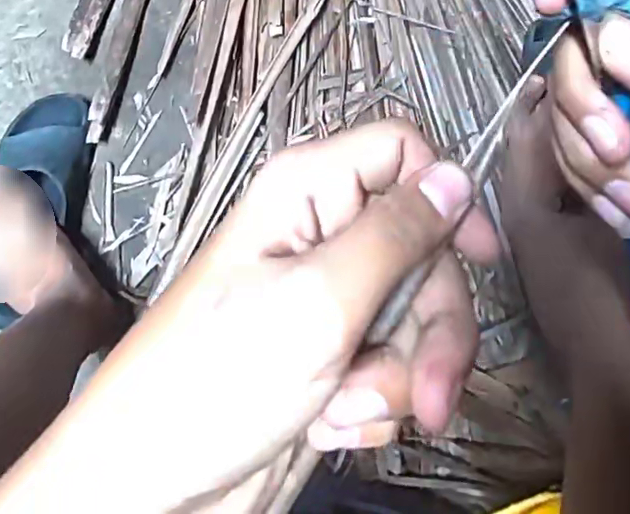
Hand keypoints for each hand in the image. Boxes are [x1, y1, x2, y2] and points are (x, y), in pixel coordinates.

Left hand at [2, 120, 499, 512]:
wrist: (150, 489)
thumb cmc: (222, 378)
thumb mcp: (321, 301)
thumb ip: (397, 235)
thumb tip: (456, 174)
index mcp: (311, 187)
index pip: (401, 149)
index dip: (445, 192)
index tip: (479, 256)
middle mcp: (324, 226)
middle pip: (420, 242)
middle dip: (430, 322)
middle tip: (428, 394)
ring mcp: (328, 288)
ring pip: (412, 308)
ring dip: (398, 372)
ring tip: (347, 411)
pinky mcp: (332, 343)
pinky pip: (388, 354)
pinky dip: (372, 395)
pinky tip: (330, 423)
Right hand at [534, 0, 629, 292]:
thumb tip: (610, 34)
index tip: (551, 3)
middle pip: (585, 41)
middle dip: (586, 99)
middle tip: (615, 149)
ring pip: (565, 94)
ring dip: (586, 151)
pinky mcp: (608, 138)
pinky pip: (563, 138)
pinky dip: (585, 177)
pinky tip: (629, 211)